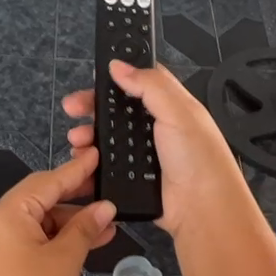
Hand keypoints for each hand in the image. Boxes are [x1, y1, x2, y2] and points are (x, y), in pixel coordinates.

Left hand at [0, 151, 117, 275]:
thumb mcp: (64, 262)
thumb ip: (85, 228)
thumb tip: (105, 206)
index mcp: (8, 212)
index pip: (49, 181)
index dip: (77, 170)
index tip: (99, 152)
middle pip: (44, 198)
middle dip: (78, 197)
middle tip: (110, 188)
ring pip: (42, 221)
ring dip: (73, 222)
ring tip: (109, 225)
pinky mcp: (4, 264)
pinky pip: (36, 239)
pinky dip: (60, 240)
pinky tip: (89, 243)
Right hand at [61, 61, 248, 238]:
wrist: (203, 210)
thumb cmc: (198, 156)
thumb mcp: (178, 112)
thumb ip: (149, 85)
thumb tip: (118, 65)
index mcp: (171, 105)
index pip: (140, 82)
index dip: (117, 77)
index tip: (93, 77)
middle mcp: (157, 127)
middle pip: (118, 111)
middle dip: (93, 108)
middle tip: (71, 108)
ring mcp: (144, 154)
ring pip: (109, 139)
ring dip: (89, 137)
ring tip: (76, 141)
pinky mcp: (134, 179)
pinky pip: (108, 166)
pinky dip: (92, 164)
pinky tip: (81, 163)